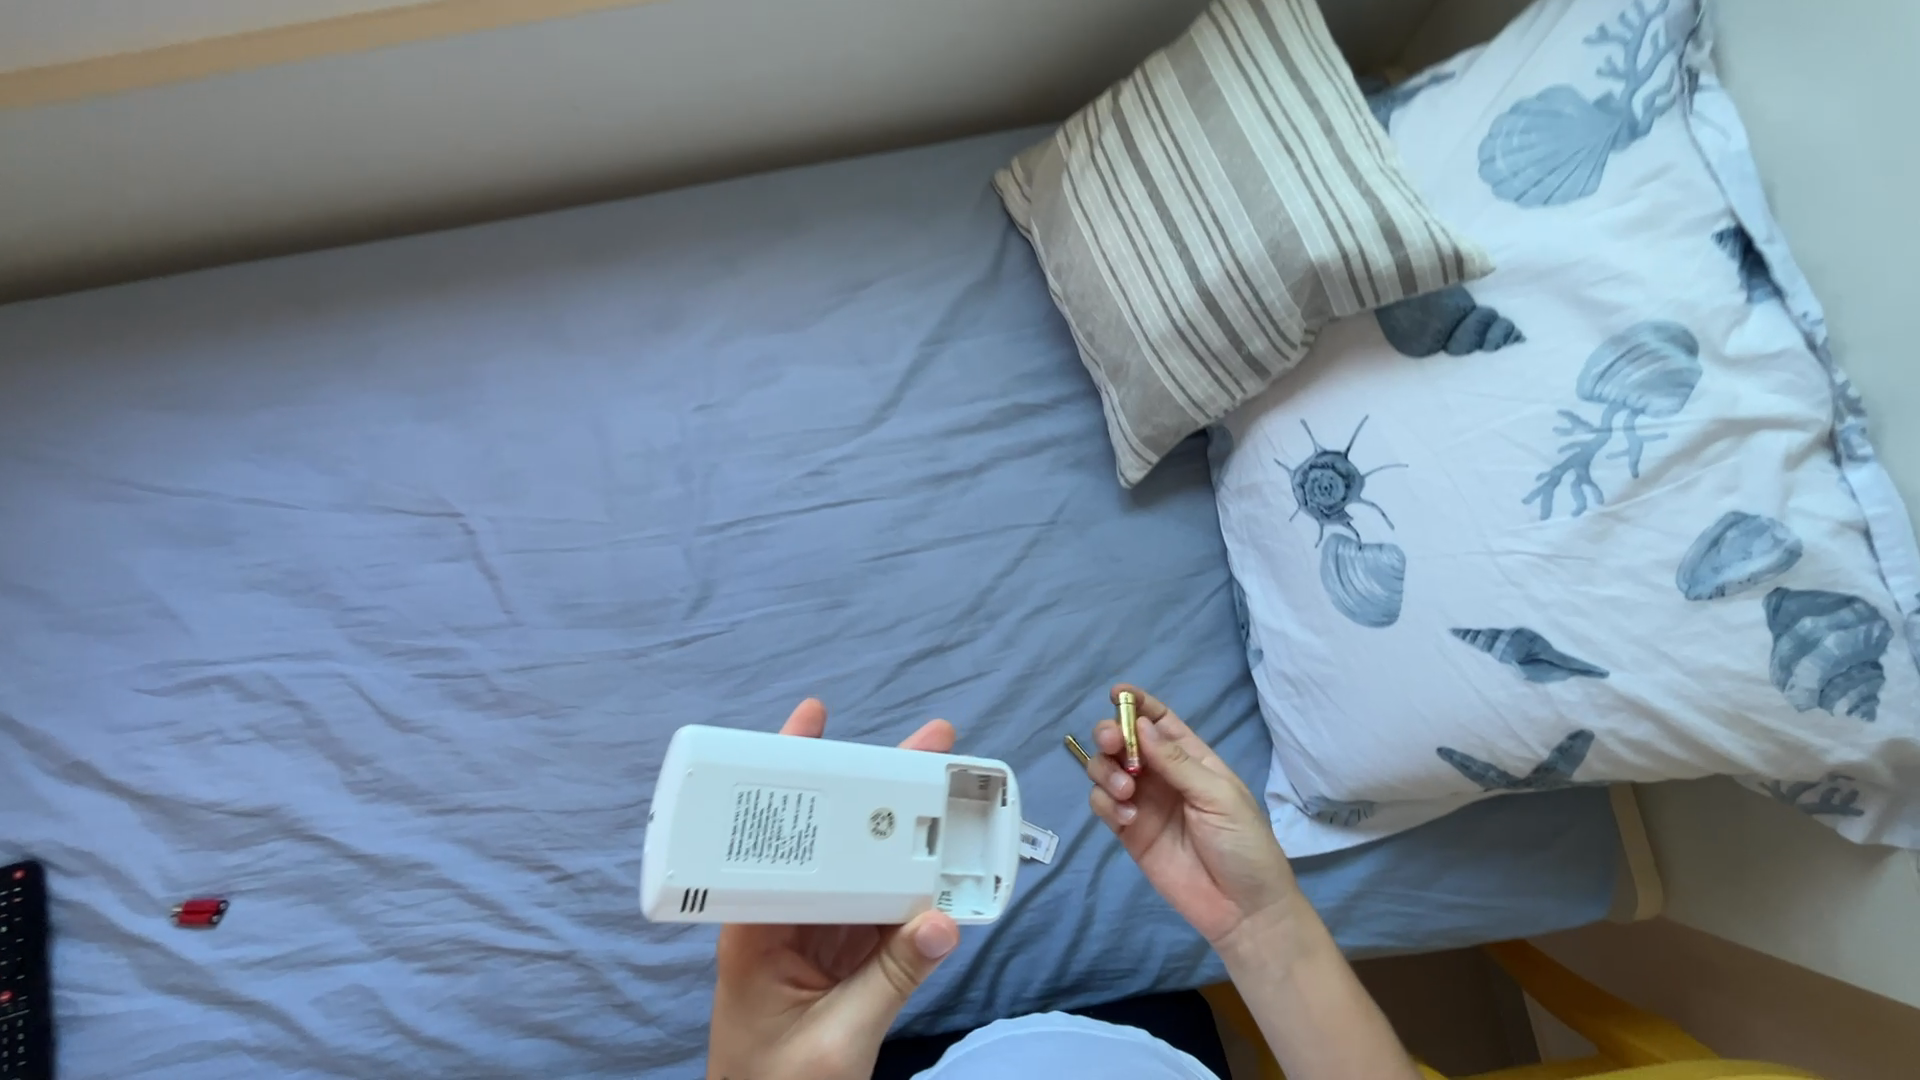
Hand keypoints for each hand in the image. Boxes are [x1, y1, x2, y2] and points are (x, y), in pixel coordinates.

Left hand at [707, 700, 962, 1079]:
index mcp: (757, 926)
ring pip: (865, 864)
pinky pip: (884, 904)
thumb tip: (943, 922)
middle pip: (835, 834)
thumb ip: (890, 982)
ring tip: (947, 785)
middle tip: (929, 743)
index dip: (794, 769)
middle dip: (879, 784)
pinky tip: (947, 857)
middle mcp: (788, 914)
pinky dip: (916, 880)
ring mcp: (820, 931)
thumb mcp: (834, 1042)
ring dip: (905, 828)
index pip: (776, 832)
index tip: (815, 718)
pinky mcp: (845, 951)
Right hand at [1083, 685, 1299, 949]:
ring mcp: (1142, 801)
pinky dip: (1106, 802)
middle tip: (1113, 744)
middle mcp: (1161, 774)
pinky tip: (1127, 817)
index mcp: (1190, 758)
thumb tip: (1141, 724)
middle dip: (1111, 734)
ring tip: (1126, 790)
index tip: (1117, 693)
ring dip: (1106, 770)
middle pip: (1123, 740)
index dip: (1137, 703)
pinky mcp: (1128, 831)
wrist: (1244, 911)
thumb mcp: (1218, 796)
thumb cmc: (1244, 845)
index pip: (1158, 720)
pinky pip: (1103, 804)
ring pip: (1105, 768)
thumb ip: (1176, 762)